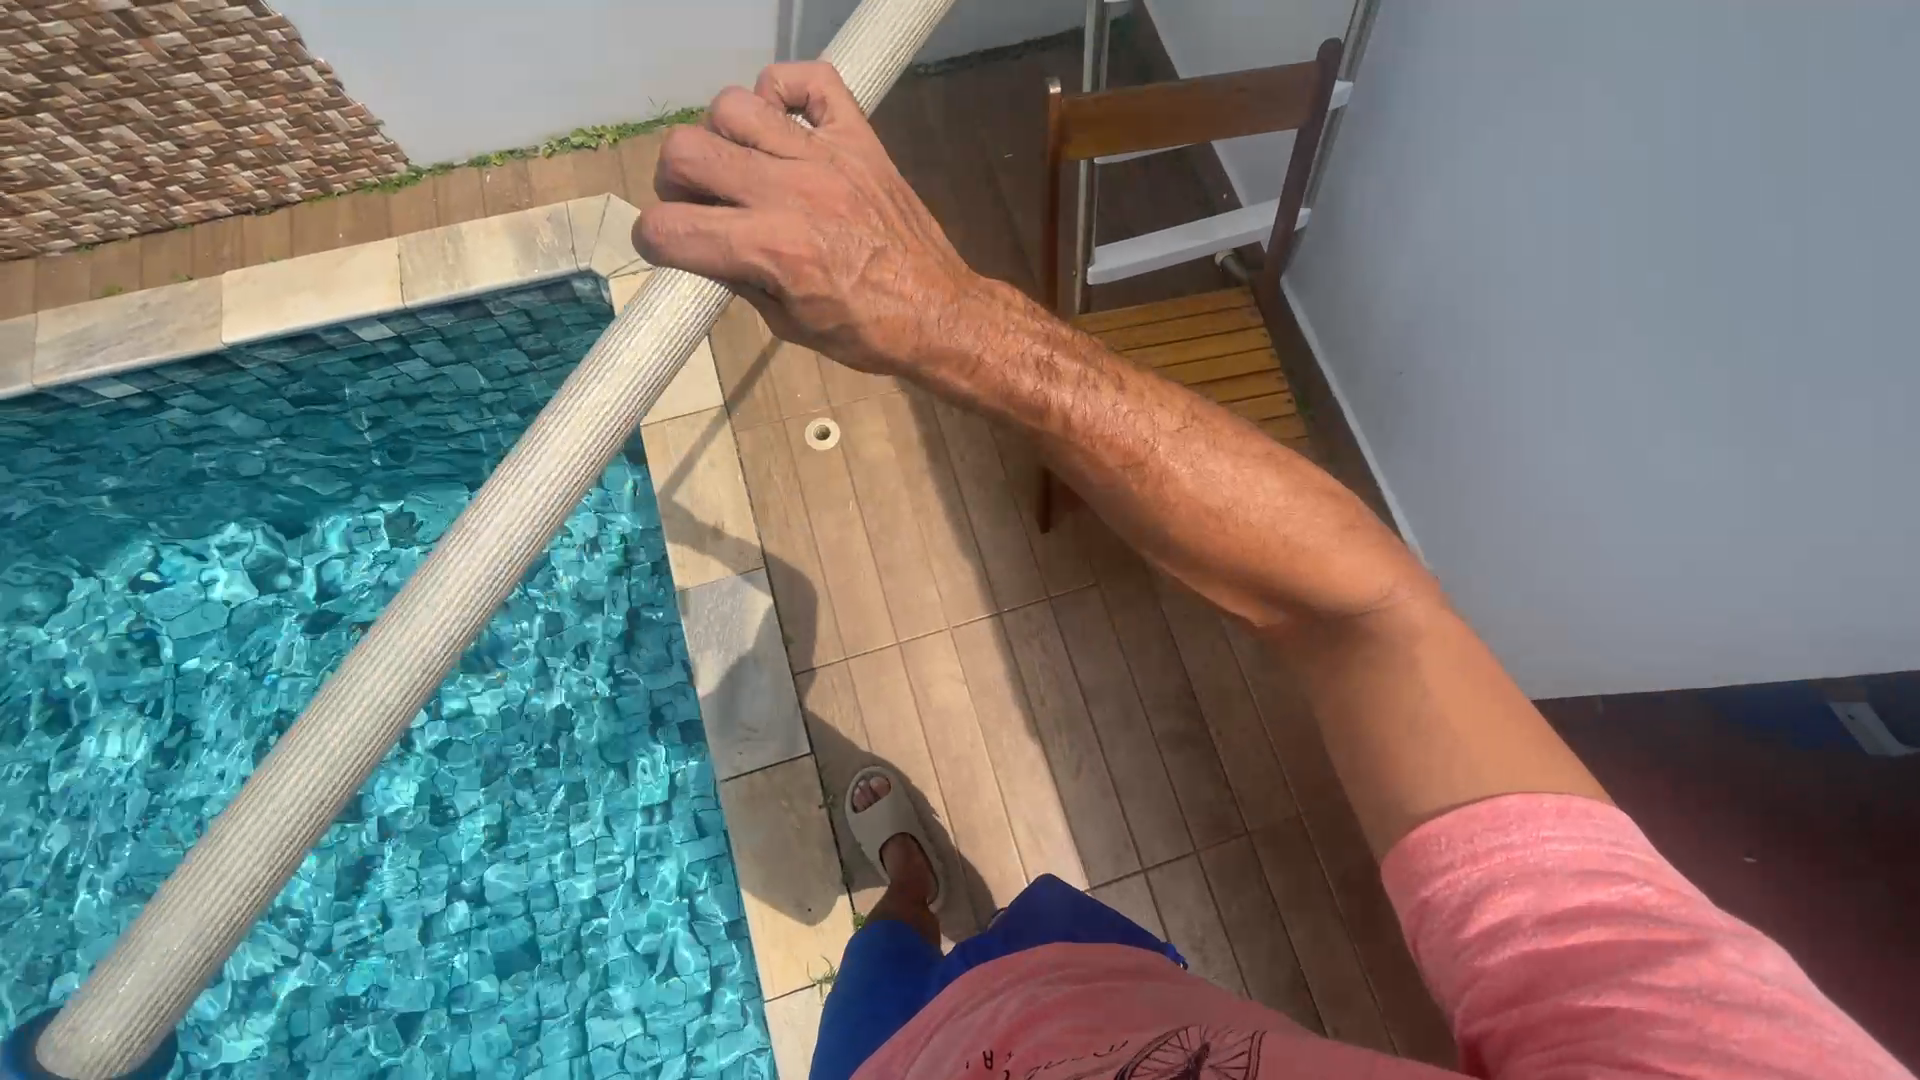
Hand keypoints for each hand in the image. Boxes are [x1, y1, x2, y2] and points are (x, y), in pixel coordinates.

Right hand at [632, 62, 985, 375]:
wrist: (939, 314)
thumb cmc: (868, 333)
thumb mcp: (790, 326)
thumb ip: (741, 282)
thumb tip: (705, 251)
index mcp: (772, 250)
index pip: (670, 228)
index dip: (655, 241)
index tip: (668, 246)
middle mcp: (791, 193)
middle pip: (686, 151)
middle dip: (676, 184)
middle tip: (702, 206)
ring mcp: (826, 158)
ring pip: (734, 106)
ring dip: (722, 138)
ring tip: (744, 168)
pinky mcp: (859, 139)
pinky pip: (809, 81)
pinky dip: (785, 91)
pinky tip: (784, 128)